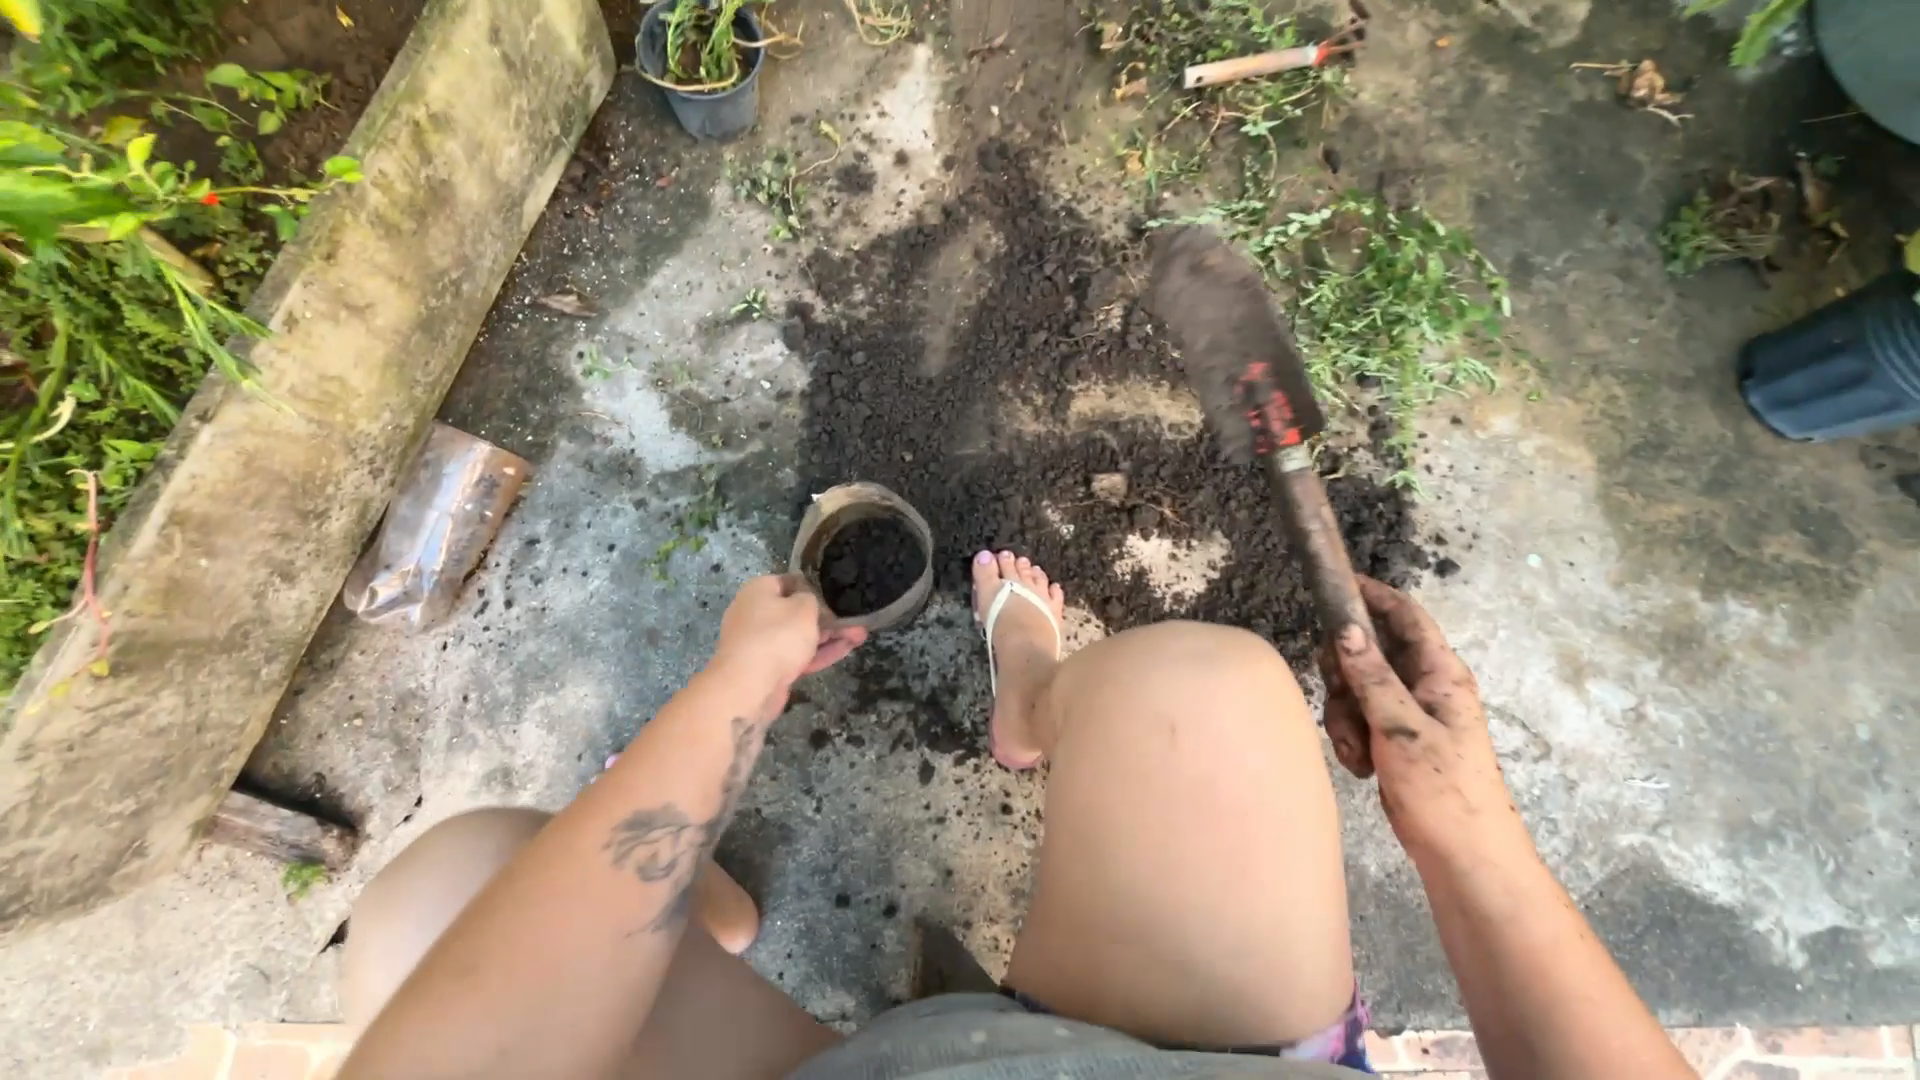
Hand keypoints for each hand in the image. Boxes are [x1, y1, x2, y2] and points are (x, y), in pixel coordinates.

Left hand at [711, 575, 867, 717]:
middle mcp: (755, 613)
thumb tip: (810, 603)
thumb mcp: (804, 608)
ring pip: (799, 636)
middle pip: (796, 611)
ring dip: (829, 636)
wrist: (748, 686)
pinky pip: (796, 655)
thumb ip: (813, 599)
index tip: (837, 595)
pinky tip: (845, 650)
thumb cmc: (777, 636)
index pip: (790, 581)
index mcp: (758, 591)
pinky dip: (818, 653)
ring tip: (859, 636)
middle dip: (829, 617)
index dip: (816, 587)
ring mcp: (760, 643)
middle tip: (855, 620)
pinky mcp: (767, 667)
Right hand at [1318, 577, 1531, 868]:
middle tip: (1339, 696)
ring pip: (1354, 687)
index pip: (1407, 616)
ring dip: (1343, 715)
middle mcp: (1423, 685)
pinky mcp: (1392, 737)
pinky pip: (1356, 718)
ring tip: (1356, 750)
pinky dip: (1349, 737)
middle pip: (1367, 651)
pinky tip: (1359, 765)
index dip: (1374, 595)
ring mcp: (1406, 712)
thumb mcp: (1401, 728)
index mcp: (1439, 674)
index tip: (1338, 583)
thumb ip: (1372, 676)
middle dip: (1344, 675)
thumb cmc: (1443, 788)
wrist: (1461, 853)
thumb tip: (1346, 629)